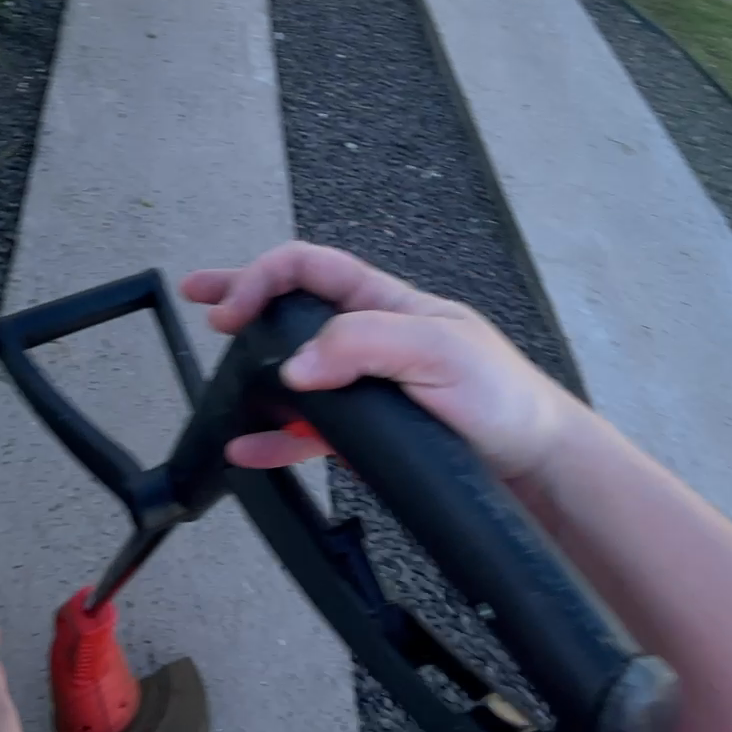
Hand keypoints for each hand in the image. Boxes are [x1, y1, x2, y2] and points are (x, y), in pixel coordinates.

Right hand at [181, 241, 583, 480]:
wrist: (531, 463)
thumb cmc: (500, 394)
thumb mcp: (440, 349)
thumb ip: (365, 343)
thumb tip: (294, 365)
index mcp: (380, 301)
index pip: (308, 268)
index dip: (262, 276)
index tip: (231, 309)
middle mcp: (363, 334)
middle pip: (289, 305)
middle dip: (241, 293)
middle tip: (200, 296)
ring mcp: (359, 383)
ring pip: (290, 365)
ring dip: (247, 363)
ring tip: (209, 366)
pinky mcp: (362, 431)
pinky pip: (305, 427)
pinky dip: (272, 434)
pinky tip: (247, 445)